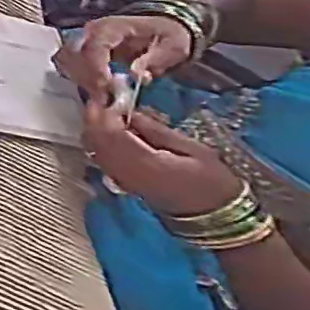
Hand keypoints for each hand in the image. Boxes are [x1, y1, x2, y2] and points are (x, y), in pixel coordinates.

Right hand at [56, 14, 194, 103]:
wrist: (160, 28)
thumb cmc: (167, 36)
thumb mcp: (172, 47)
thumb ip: (155, 60)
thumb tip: (135, 75)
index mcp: (112, 27)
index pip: (93, 46)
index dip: (96, 68)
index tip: (107, 88)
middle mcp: (90, 31)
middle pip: (72, 54)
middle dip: (86, 78)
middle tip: (105, 98)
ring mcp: (82, 40)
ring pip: (65, 61)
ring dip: (81, 81)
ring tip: (102, 96)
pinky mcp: (79, 50)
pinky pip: (67, 66)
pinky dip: (78, 80)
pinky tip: (96, 91)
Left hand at [82, 106, 242, 216]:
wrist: (215, 217)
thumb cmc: (212, 181)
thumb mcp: (193, 149)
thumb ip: (156, 130)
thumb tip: (130, 112)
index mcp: (143, 163)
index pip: (109, 132)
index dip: (104, 111)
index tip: (107, 93)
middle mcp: (124, 172)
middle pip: (94, 139)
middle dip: (95, 116)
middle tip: (106, 98)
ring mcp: (119, 178)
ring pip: (93, 146)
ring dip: (96, 126)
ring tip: (110, 110)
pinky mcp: (121, 182)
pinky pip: (100, 156)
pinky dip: (100, 139)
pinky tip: (114, 129)